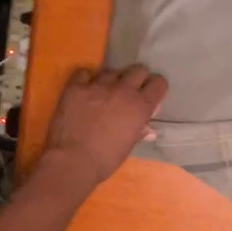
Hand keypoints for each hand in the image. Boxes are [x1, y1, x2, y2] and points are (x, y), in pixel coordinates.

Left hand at [41, 65, 168, 185]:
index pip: (158, 84)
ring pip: (112, 71)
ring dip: (113, 80)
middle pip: (138, 70)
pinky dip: (87, 79)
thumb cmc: (106, 159)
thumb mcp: (128, 146)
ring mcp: (98, 86)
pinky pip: (84, 73)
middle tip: (131, 91)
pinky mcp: (76, 87)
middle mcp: (122, 90)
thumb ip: (139, 130)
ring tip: (106, 92)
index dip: (156, 88)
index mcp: (140, 106)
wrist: (73, 160)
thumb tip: (149, 128)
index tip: (151, 95)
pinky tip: (85, 89)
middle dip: (138, 79)